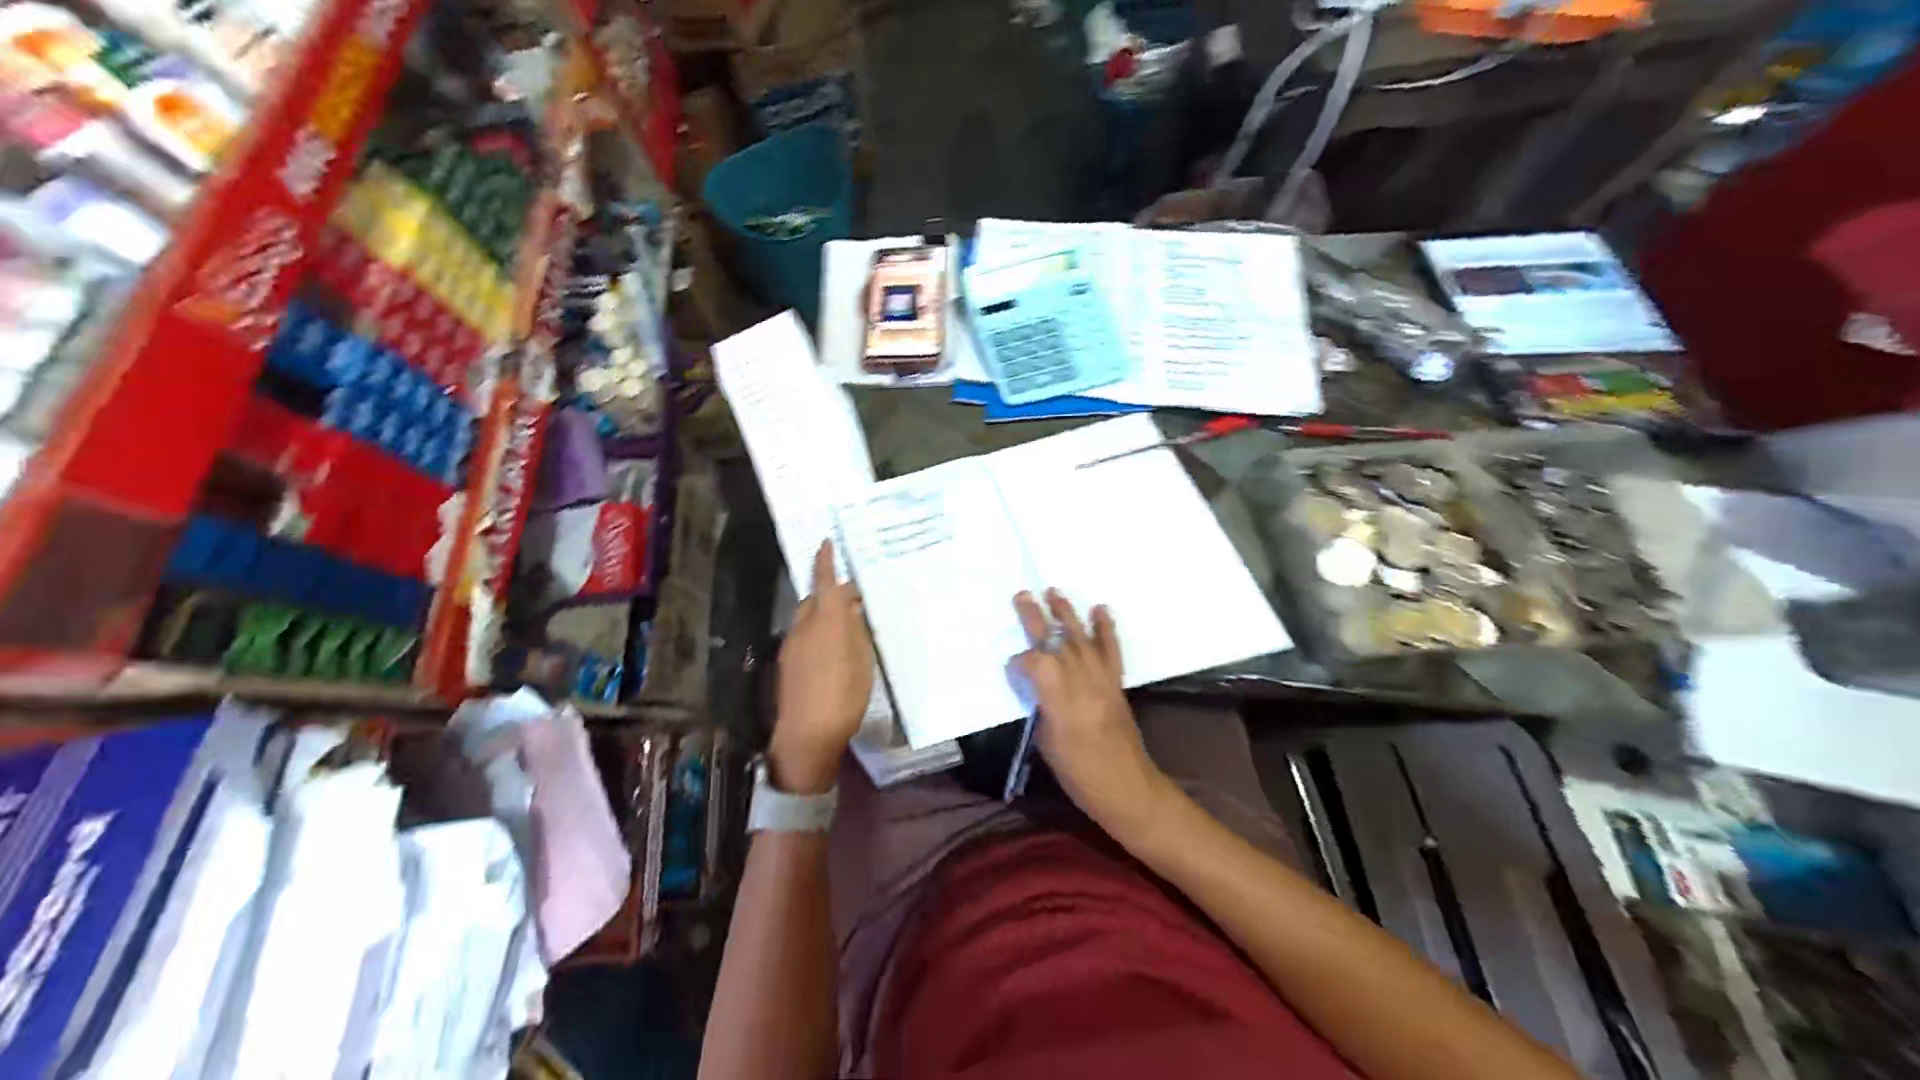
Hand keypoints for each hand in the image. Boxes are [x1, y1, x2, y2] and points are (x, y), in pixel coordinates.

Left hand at [772, 541, 874, 793]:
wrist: (807, 733)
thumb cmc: (844, 694)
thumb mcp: (863, 659)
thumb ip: (856, 628)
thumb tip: (852, 606)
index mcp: (827, 619)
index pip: (825, 581)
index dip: (825, 561)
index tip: (826, 543)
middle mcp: (804, 626)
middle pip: (815, 599)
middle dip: (830, 593)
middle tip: (854, 600)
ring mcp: (792, 645)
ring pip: (808, 618)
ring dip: (824, 614)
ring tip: (847, 627)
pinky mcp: (788, 664)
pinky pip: (804, 636)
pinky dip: (817, 633)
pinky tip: (832, 650)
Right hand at [1013, 590, 1170, 834]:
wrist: (1128, 788)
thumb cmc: (1080, 775)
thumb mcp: (1047, 743)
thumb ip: (1041, 707)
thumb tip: (1035, 686)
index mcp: (1060, 701)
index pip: (1036, 664)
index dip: (1019, 663)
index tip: (1011, 670)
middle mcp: (1083, 683)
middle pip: (1057, 642)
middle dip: (1037, 618)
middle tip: (1023, 595)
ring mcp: (1103, 680)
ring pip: (1082, 639)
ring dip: (1067, 614)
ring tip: (1054, 592)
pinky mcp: (1116, 684)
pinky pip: (1111, 650)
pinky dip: (1106, 629)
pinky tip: (1100, 609)